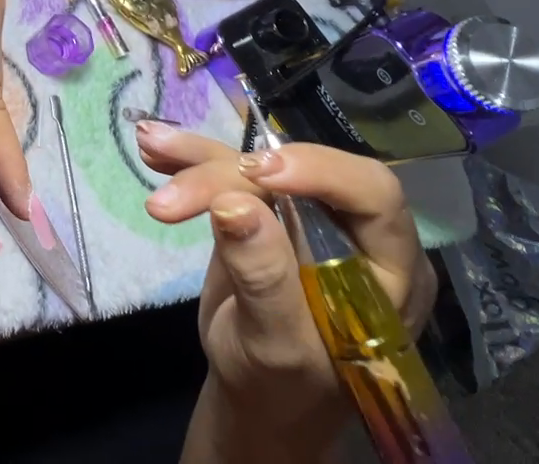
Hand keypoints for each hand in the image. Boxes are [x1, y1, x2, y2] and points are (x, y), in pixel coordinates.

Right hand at [135, 120, 437, 453]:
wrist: (256, 394)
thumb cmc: (282, 385)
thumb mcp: (277, 344)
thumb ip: (265, 277)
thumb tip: (232, 203)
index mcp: (388, 265)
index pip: (371, 193)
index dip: (319, 171)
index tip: (256, 174)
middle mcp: (351, 228)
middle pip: (295, 173)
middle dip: (228, 176)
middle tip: (169, 201)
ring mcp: (304, 214)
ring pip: (252, 166)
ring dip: (197, 157)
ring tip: (150, 145)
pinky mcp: (262, 209)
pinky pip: (226, 175)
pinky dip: (188, 162)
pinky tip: (154, 152)